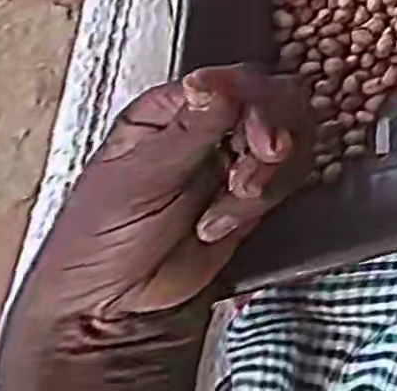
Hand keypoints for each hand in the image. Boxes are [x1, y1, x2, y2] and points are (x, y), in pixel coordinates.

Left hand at [0, 66, 309, 387]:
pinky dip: (271, 195)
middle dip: (272, 134)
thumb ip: (189, 128)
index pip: (238, 80)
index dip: (256, 100)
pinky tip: (229, 220)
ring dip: (271, 170)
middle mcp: (215, 121)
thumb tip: (211, 81)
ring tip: (235, 200)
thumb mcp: (139, 179)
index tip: (258, 131)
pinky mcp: (263, 182)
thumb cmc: (100, 245)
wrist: (115, 314)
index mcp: (176, 107)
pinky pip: (296, 169)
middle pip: (278, 98)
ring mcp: (241, 151)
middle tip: (260, 163)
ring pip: (295, 131)